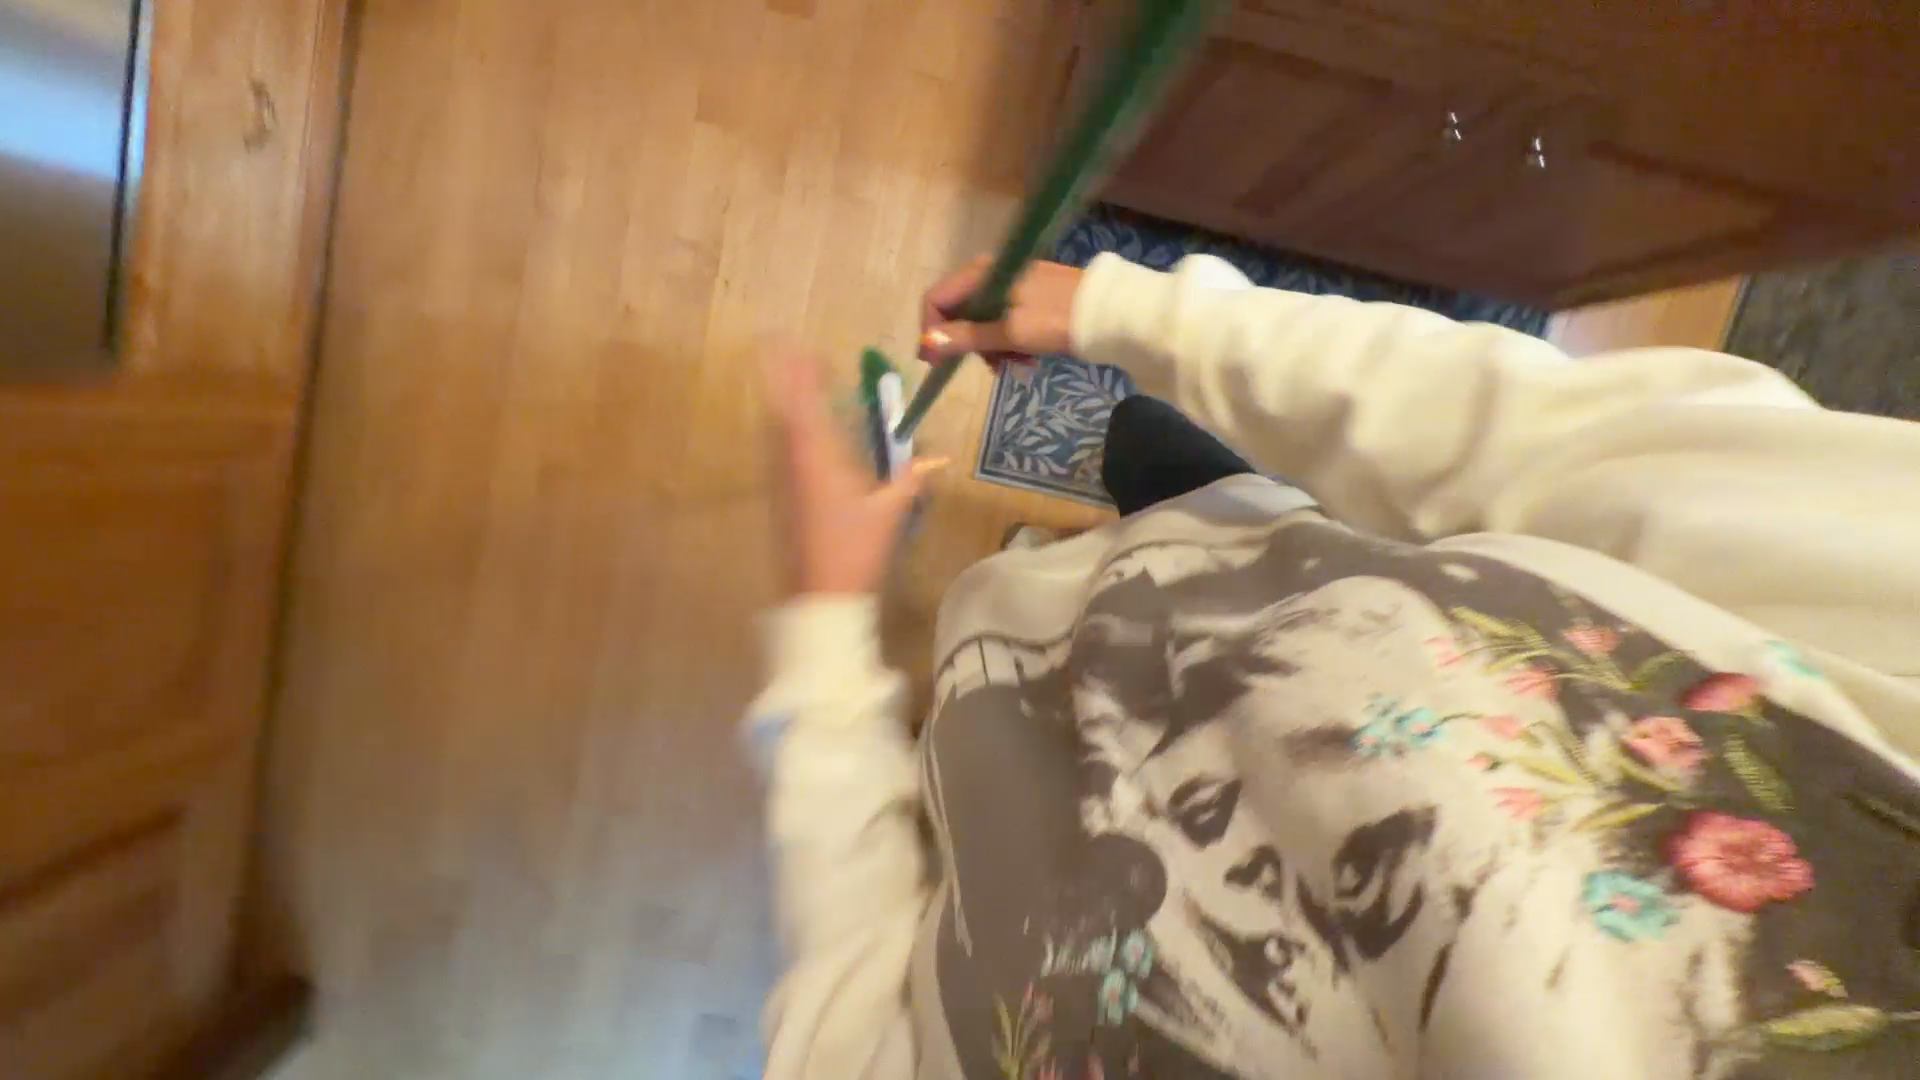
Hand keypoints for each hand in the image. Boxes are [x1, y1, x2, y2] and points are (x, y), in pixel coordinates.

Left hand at [761, 346, 945, 596]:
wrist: (818, 595)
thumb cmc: (855, 551)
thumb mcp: (889, 513)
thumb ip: (910, 479)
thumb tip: (935, 459)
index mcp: (819, 459)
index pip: (804, 403)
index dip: (799, 372)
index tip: (798, 345)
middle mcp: (793, 463)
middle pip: (782, 409)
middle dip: (785, 377)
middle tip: (788, 350)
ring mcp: (782, 481)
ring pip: (776, 430)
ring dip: (782, 401)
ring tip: (793, 381)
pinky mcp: (779, 499)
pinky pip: (778, 451)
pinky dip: (785, 430)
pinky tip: (797, 433)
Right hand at [917, 256, 1084, 367]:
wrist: (1110, 312)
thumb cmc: (1057, 320)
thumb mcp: (1009, 332)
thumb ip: (966, 338)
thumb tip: (925, 345)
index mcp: (980, 274)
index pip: (936, 300)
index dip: (932, 332)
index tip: (940, 364)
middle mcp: (990, 274)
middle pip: (959, 314)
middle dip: (971, 345)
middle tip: (994, 368)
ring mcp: (1009, 285)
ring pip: (982, 323)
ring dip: (993, 349)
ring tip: (1017, 366)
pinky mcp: (1027, 297)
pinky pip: (1003, 323)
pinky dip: (1009, 344)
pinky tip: (1027, 359)